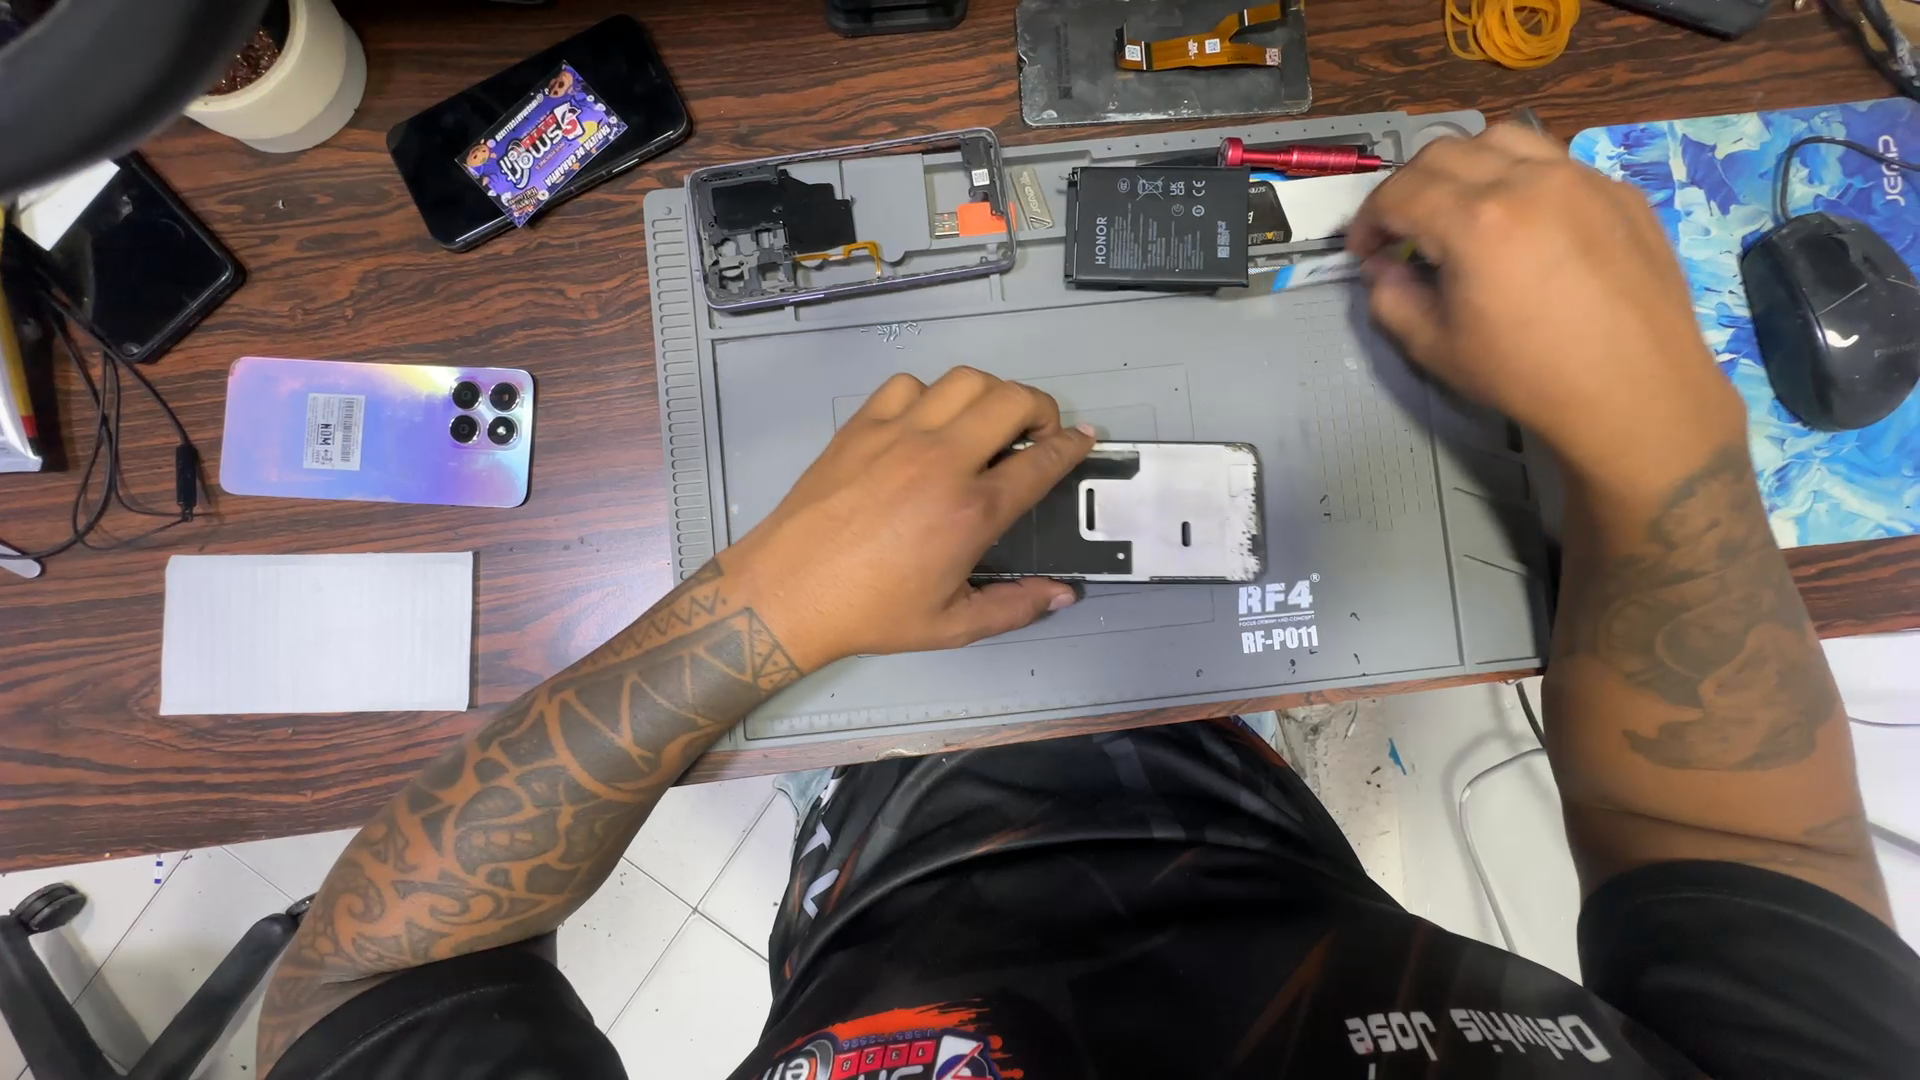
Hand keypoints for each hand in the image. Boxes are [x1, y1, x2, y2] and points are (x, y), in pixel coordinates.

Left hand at [720, 367, 1095, 670]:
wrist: (789, 592)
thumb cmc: (872, 612)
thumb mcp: (953, 625)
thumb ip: (1017, 607)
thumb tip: (1065, 594)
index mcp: (972, 511)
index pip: (1041, 462)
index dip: (1073, 446)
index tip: (1085, 438)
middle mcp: (943, 460)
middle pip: (1013, 401)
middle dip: (1042, 408)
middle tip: (1037, 433)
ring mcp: (899, 435)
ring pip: (965, 380)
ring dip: (990, 394)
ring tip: (988, 421)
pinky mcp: (862, 426)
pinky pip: (908, 385)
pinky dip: (930, 394)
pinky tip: (926, 422)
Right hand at [1346, 124, 1745, 489]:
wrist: (1629, 386)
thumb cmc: (1521, 372)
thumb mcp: (1431, 345)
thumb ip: (1390, 297)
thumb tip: (1382, 268)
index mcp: (1476, 222)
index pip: (1400, 192)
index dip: (1367, 219)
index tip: (1363, 251)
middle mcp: (1527, 182)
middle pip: (1444, 152)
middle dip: (1404, 188)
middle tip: (1397, 231)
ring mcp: (1579, 178)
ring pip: (1501, 137)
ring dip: (1459, 167)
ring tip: (1453, 211)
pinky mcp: (1615, 190)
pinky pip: (1551, 160)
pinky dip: (1512, 177)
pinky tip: (1512, 223)